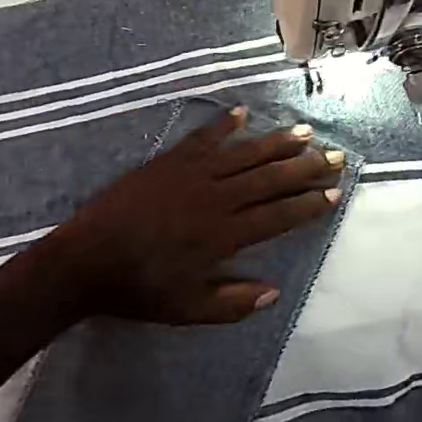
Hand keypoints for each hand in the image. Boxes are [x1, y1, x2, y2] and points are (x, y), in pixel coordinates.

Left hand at [37, 106, 344, 324]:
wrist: (85, 258)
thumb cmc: (138, 287)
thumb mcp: (187, 309)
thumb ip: (232, 303)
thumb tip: (274, 292)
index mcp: (224, 234)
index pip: (278, 215)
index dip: (308, 204)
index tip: (333, 193)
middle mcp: (217, 198)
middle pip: (271, 178)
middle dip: (307, 167)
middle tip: (336, 155)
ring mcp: (194, 174)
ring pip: (246, 154)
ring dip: (278, 142)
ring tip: (306, 132)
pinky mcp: (170, 161)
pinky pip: (204, 138)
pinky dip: (224, 124)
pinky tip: (244, 112)